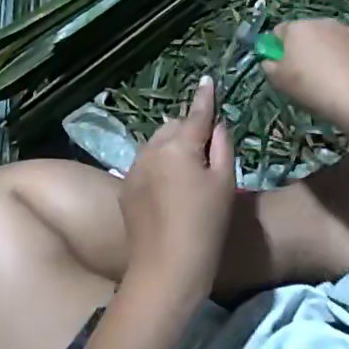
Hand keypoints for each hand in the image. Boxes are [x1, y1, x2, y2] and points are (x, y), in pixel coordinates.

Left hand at [118, 76, 235, 301]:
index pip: (196, 114)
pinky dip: (157, 166)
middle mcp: (151, 150)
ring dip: (170, 147)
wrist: (167, 267)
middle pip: (172, 127)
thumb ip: (221, 147)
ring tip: (187, 170)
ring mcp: (134, 168)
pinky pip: (144, 164)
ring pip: (155, 145)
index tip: (207, 81)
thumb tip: (216, 125)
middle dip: (187, 129)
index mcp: (179, 146)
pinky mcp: (124, 187)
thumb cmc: (206, 226)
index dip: (204, 98)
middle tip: (206, 149)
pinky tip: (168, 189)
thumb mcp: (224, 184)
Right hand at [260, 18, 348, 128]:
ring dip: (329, 56)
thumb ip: (270, 67)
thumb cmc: (315, 89)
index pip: (278, 32)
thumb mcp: (280, 83)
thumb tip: (271, 61)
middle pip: (307, 34)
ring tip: (333, 83)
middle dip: (305, 51)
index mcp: (297, 28)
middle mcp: (324, 22)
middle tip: (306, 79)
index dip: (277, 50)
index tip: (282, 70)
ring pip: (332, 41)